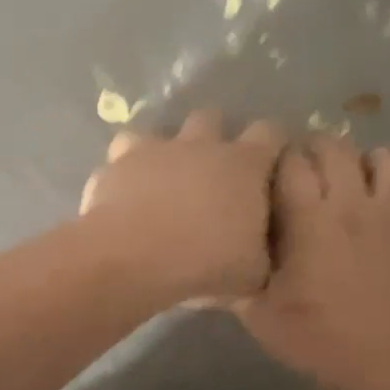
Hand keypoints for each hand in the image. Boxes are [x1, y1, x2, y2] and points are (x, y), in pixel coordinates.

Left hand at [80, 110, 287, 304]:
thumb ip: (261, 250)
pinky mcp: (117, 162)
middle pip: (213, 118)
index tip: (270, 166)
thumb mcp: (253, 271)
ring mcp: (155, 148)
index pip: (270, 133)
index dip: (272, 145)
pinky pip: (124, 154)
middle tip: (213, 172)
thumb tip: (260, 248)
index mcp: (245, 164)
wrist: (133, 258)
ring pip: (163, 131)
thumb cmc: (205, 262)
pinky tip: (126, 192)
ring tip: (165, 180)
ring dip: (167, 150)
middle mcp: (201, 144)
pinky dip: (127, 170)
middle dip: (215, 136)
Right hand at [236, 134, 389, 388]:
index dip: (278, 158)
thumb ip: (235, 280)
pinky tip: (381, 212)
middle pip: (336, 147)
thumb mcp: (258, 314)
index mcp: (309, 218)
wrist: (384, 362)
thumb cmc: (315, 337)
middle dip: (316, 149)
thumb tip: (212, 263)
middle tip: (304, 171)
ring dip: (365, 162)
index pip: (291, 160)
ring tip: (350, 182)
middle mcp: (351, 204)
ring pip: (386, 158)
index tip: (269, 172)